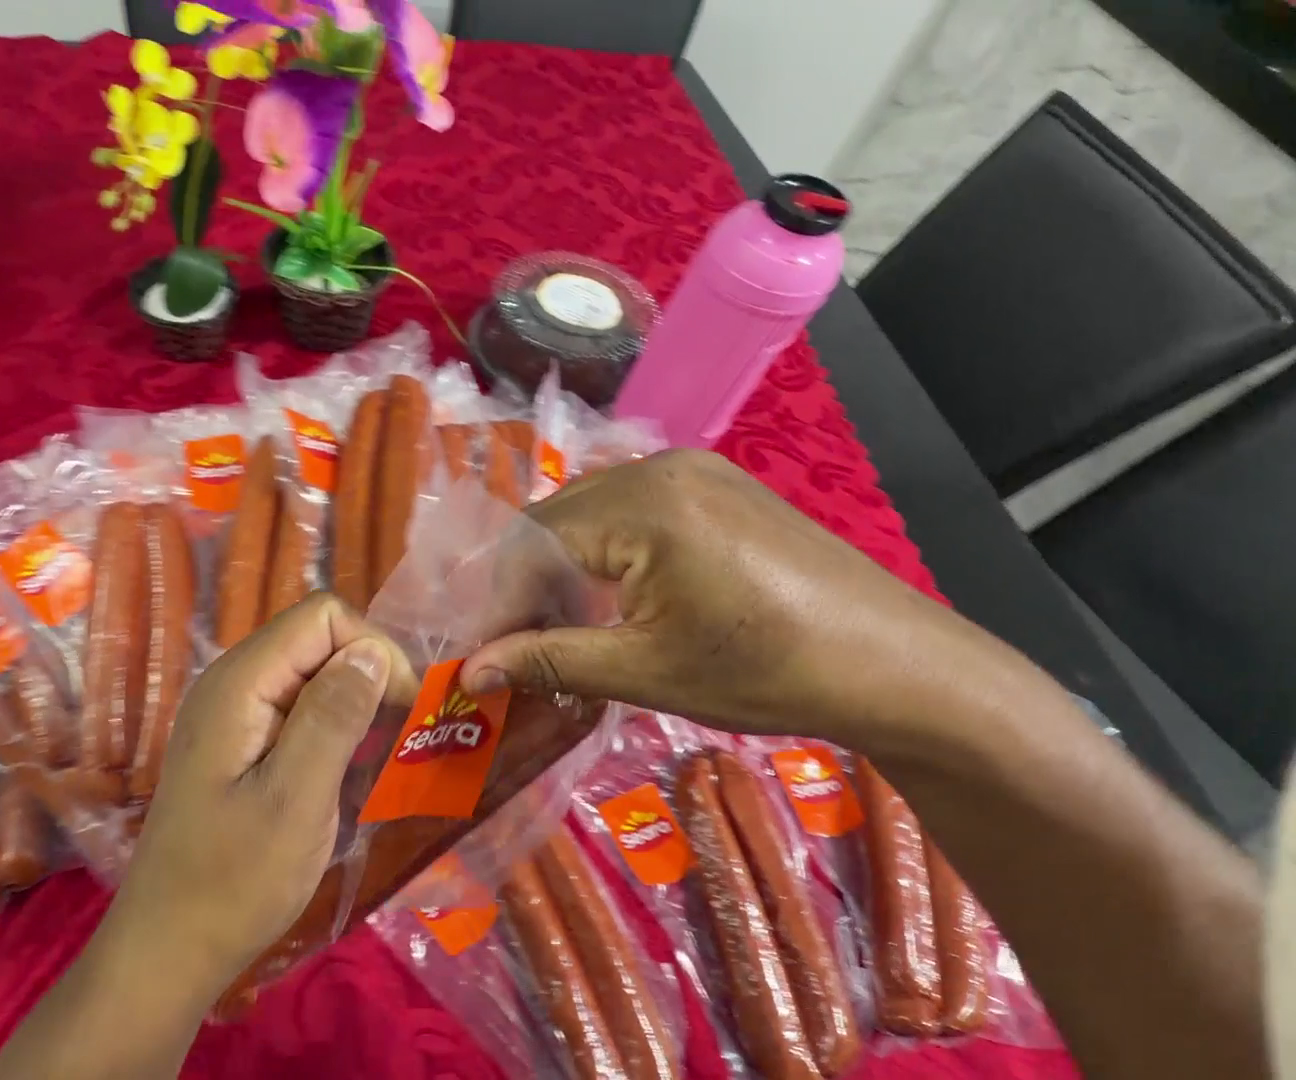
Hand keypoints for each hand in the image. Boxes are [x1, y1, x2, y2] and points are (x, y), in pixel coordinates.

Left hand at [105, 594, 417, 990]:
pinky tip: (349, 776)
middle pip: (318, 641)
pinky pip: (298, 711)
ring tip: (381, 762)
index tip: (403, 712)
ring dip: (355, 708)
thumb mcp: (295, 800)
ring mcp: (234, 714)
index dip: (373, 650)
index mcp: (239, 683)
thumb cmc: (233, 881)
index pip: (322, 616)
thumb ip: (333, 717)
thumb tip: (374, 651)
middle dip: (369, 678)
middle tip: (400, 743)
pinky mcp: (240, 744)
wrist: (168, 947)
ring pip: (312, 676)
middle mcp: (232, 683)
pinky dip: (333, 732)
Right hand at [461, 450, 984, 743]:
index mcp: (641, 504)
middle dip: (526, 585)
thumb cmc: (766, 672)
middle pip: (555, 520)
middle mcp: (659, 467)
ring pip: (590, 512)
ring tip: (562, 629)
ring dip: (563, 568)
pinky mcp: (717, 484)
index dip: (498, 604)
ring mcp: (694, 469)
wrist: (897, 665)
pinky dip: (605, 552)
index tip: (484, 660)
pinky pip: (632, 509)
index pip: (530, 543)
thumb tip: (468, 673)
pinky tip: (614, 598)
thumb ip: (547, 660)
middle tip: (519, 648)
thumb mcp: (644, 671)